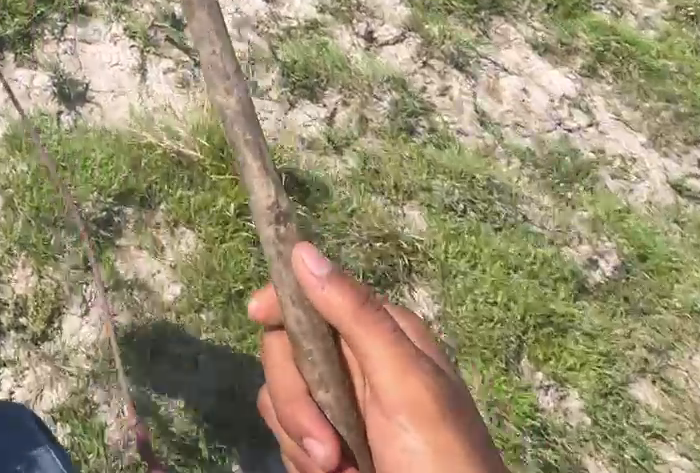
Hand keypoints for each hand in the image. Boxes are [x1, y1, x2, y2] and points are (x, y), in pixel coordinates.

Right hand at [248, 242, 507, 472]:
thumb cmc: (442, 460)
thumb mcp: (406, 384)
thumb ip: (355, 315)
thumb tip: (301, 249)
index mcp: (380, 332)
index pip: (313, 294)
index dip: (281, 299)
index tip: (257, 315)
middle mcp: (355, 361)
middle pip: (286, 347)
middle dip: (295, 399)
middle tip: (326, 449)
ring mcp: (340, 404)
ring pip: (279, 393)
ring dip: (298, 437)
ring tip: (338, 472)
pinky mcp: (327, 442)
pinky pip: (285, 433)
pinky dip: (299, 457)